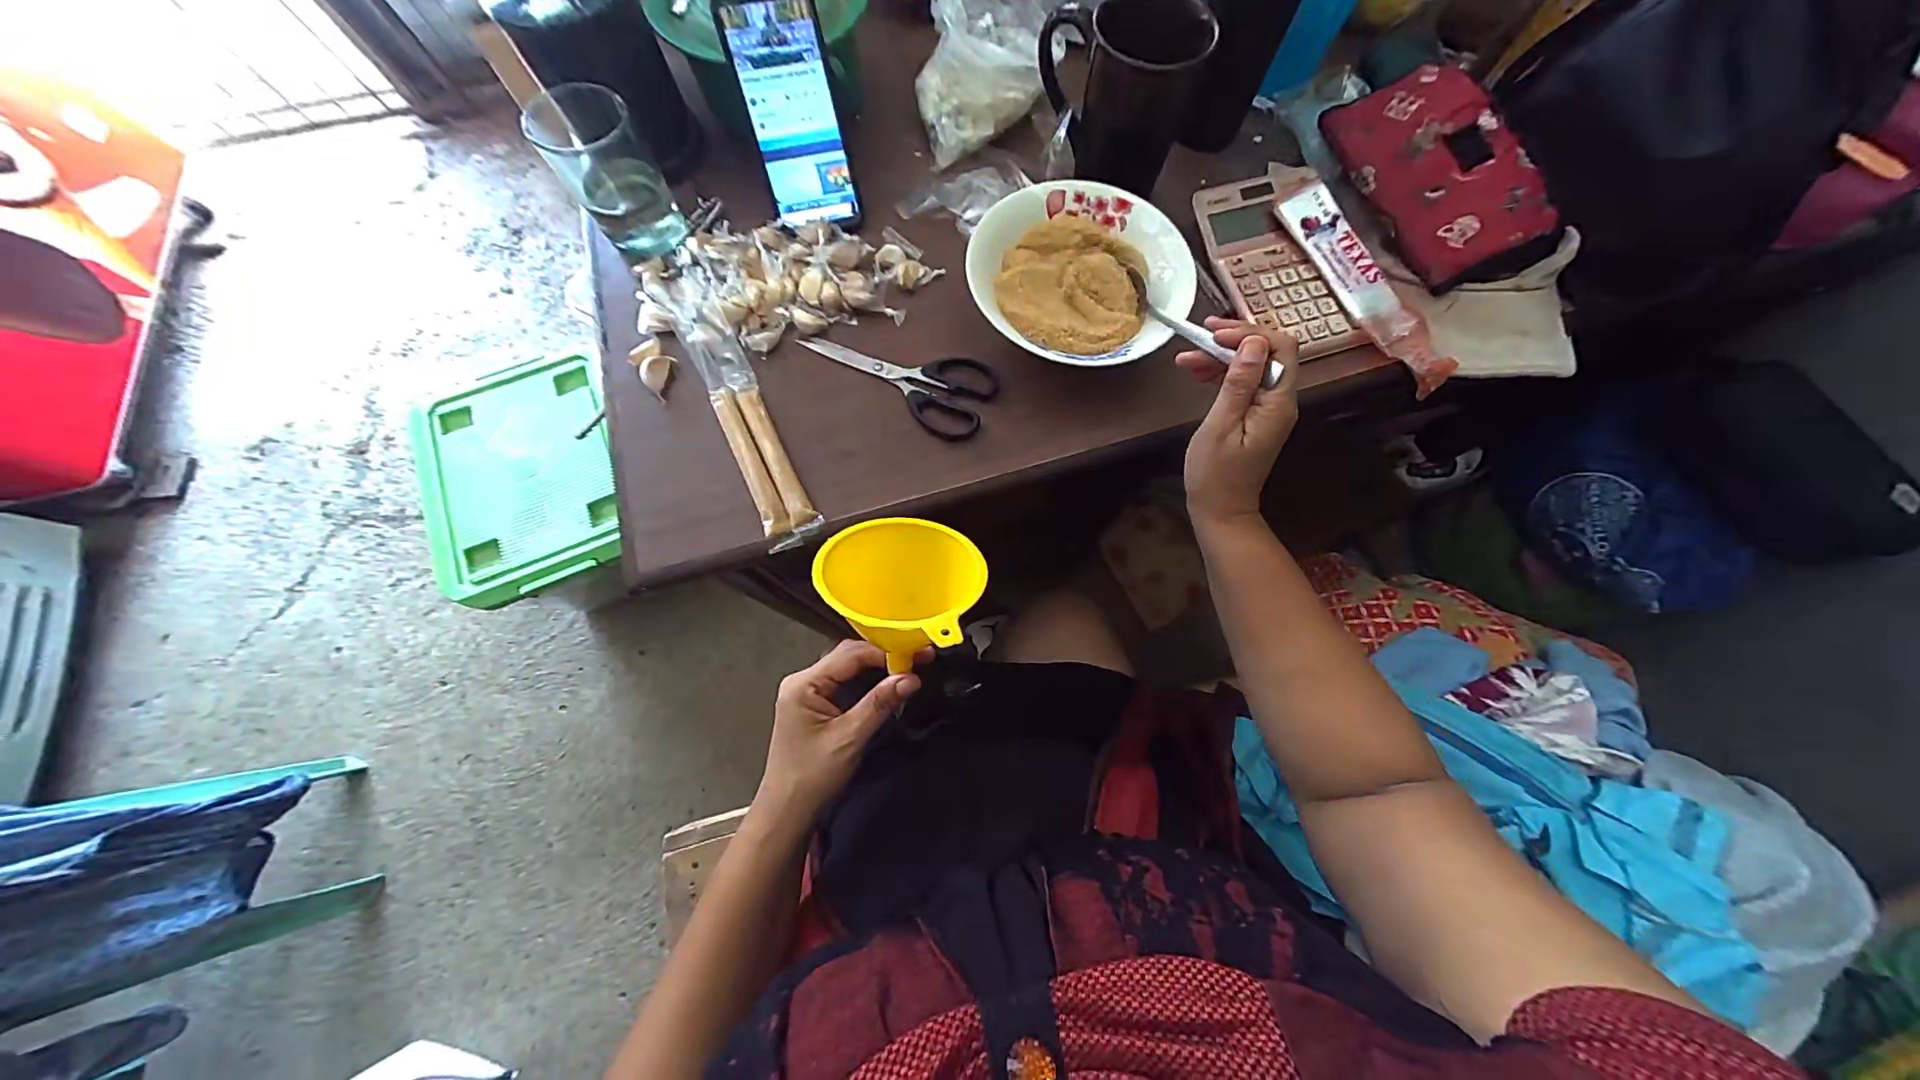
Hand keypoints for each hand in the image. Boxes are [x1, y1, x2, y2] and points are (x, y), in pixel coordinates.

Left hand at [753, 640, 921, 827]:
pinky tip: (888, 684)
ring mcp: (808, 693)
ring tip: (908, 668)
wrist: (788, 811)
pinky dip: (868, 682)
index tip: (916, 656)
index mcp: (803, 684)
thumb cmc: (811, 778)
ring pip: (849, 668)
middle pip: (849, 656)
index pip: (850, 654)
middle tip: (917, 658)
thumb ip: (880, 704)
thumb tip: (910, 678)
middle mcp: (803, 681)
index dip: (885, 652)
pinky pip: (846, 683)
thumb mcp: (850, 738)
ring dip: (877, 667)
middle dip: (883, 656)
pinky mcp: (816, 705)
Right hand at [1179, 317, 1299, 525]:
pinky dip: (1223, 374)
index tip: (1215, 335)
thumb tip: (1253, 343)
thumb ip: (1238, 383)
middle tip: (1198, 337)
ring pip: (1253, 366)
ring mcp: (1270, 408)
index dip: (1250, 333)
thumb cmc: (1215, 475)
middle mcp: (1281, 401)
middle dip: (1234, 340)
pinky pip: (1246, 383)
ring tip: (1186, 358)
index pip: (1281, 348)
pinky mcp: (1257, 415)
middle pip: (1268, 353)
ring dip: (1222, 357)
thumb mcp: (1220, 426)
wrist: (1221, 510)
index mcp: (1278, 403)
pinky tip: (1198, 373)